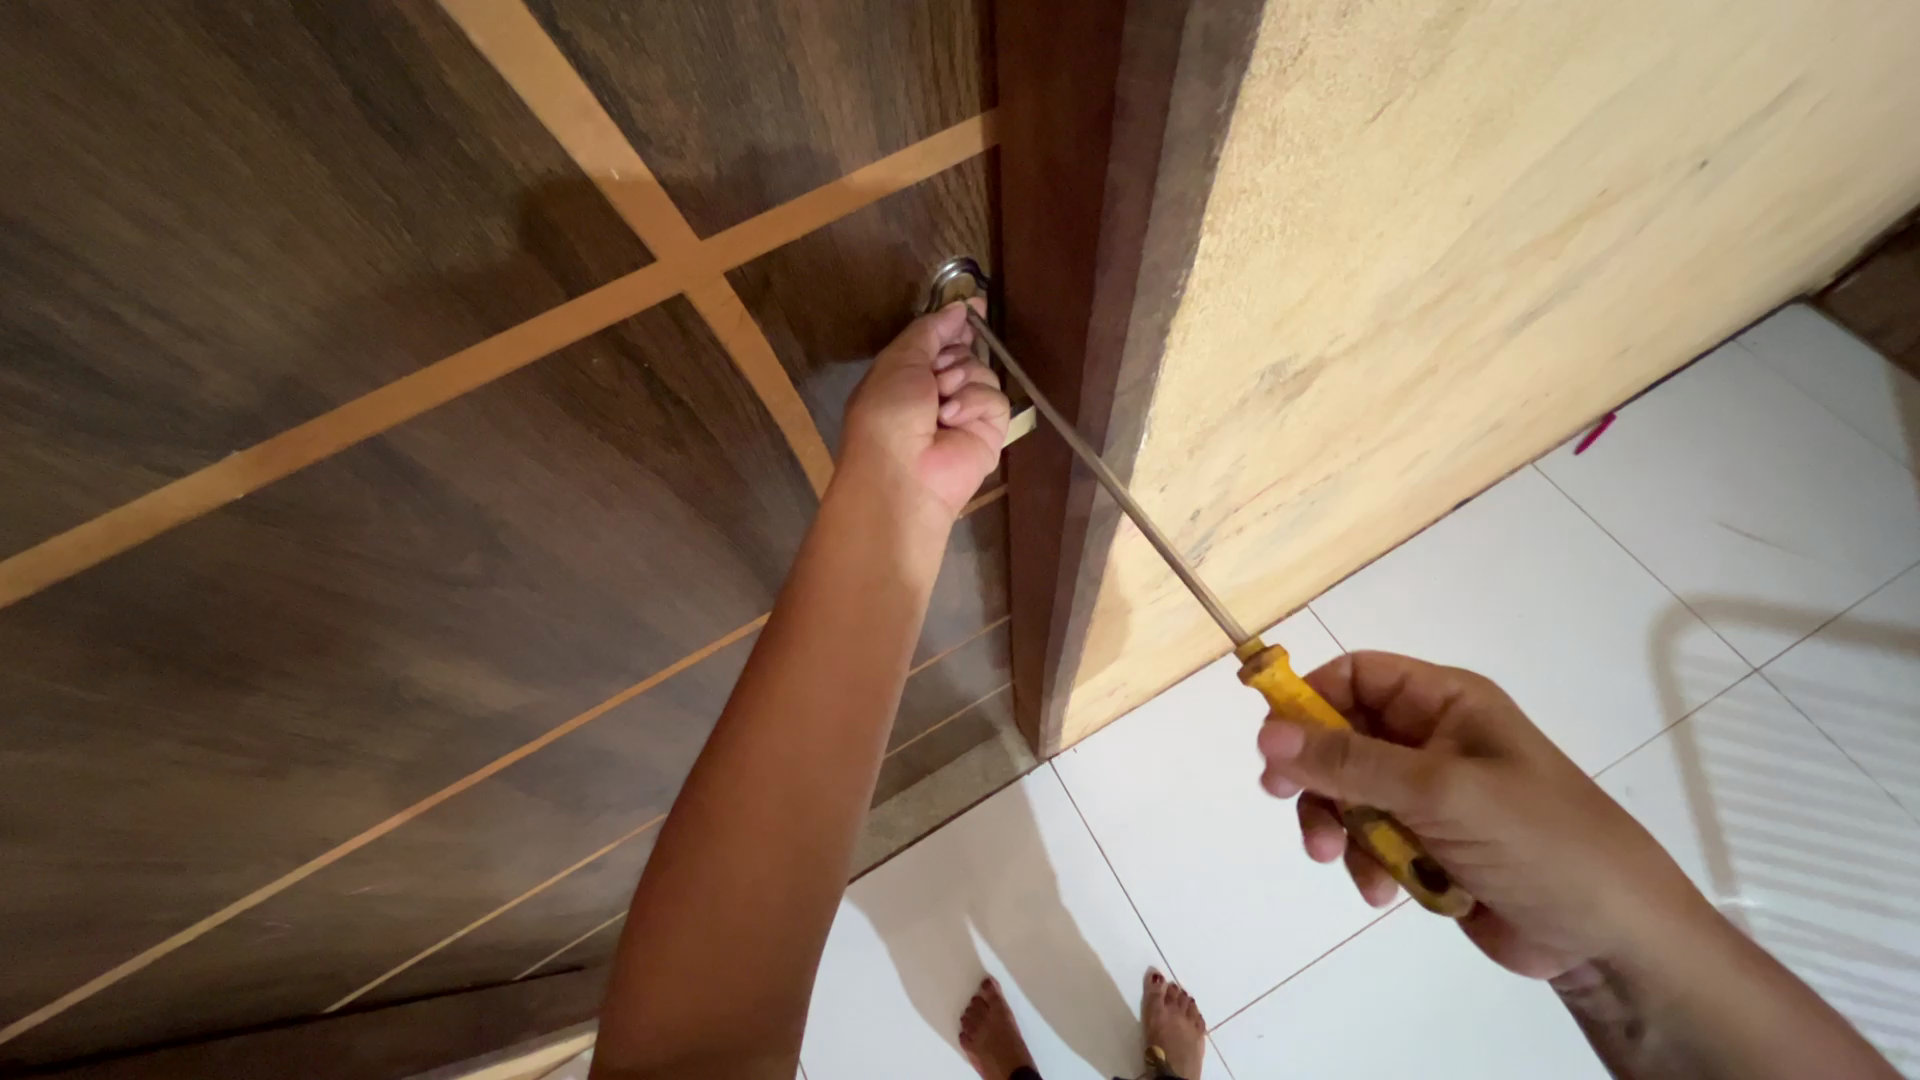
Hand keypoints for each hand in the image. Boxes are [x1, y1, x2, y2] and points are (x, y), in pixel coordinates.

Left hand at [838, 299, 1008, 517]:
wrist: (902, 473)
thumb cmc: (887, 413)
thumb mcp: (898, 361)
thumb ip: (929, 331)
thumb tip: (959, 308)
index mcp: (908, 377)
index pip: (941, 342)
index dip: (957, 326)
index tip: (976, 309)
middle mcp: (937, 395)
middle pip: (965, 353)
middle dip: (952, 357)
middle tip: (936, 375)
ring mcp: (965, 415)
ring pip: (983, 373)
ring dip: (961, 380)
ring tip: (942, 403)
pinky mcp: (989, 433)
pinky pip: (996, 400)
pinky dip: (976, 404)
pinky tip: (954, 420)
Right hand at [1256, 651, 1710, 979]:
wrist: (1616, 944)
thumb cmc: (1539, 842)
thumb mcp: (1438, 792)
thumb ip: (1348, 762)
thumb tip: (1265, 733)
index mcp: (1444, 703)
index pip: (1355, 675)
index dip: (1308, 697)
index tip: (1272, 737)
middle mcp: (1429, 738)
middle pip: (1337, 735)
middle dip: (1312, 772)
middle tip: (1282, 796)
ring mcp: (1425, 792)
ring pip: (1343, 789)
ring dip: (1332, 823)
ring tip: (1337, 858)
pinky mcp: (1424, 840)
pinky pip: (1365, 834)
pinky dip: (1362, 859)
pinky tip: (1382, 889)